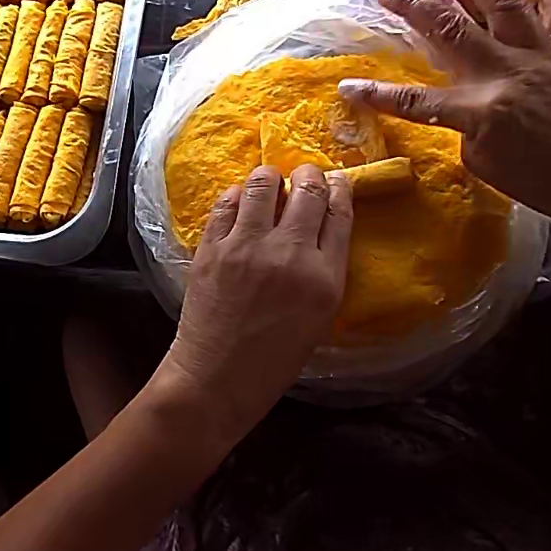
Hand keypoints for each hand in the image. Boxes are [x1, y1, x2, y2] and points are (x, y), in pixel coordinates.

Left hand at [161, 163, 353, 430]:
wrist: (218, 375)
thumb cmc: (273, 357)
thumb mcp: (319, 316)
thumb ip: (323, 270)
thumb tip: (317, 227)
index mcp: (325, 277)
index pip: (339, 214)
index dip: (339, 189)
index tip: (334, 180)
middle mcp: (289, 254)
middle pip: (307, 192)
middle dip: (308, 175)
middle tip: (303, 174)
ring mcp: (246, 247)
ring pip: (262, 185)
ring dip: (268, 178)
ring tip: (268, 181)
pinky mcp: (211, 248)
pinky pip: (225, 204)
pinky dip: (235, 196)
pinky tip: (239, 201)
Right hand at [344, 0, 550, 236]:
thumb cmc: (541, 181)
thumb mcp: (481, 159)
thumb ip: (461, 122)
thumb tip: (457, 97)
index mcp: (478, 109)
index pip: (413, 101)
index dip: (376, 95)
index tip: (348, 87)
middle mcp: (506, 71)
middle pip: (449, 30)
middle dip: (411, 7)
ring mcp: (542, 54)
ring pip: (503, 1)